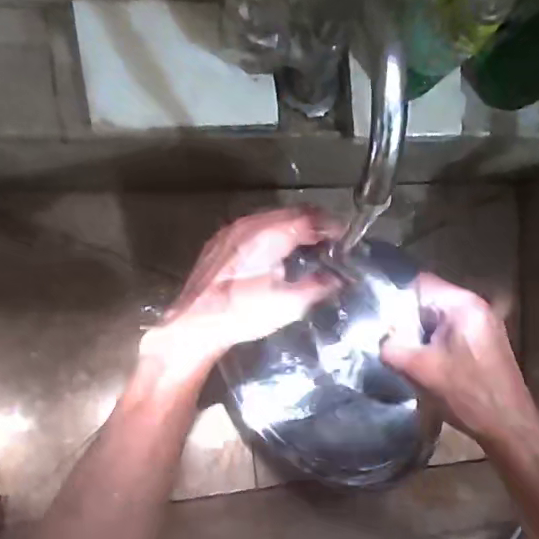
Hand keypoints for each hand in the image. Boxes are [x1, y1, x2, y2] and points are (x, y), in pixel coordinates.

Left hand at [141, 207, 341, 376]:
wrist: (194, 325)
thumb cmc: (241, 314)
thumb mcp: (287, 305)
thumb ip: (317, 287)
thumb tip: (339, 279)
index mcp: (268, 235)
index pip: (308, 217)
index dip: (330, 225)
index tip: (344, 235)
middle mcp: (249, 225)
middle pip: (290, 213)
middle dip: (314, 223)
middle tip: (331, 238)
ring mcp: (231, 231)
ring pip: (271, 218)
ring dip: (292, 226)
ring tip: (308, 243)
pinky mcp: (220, 242)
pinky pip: (253, 227)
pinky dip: (272, 233)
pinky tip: (277, 251)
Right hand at [381, 273, 538, 445]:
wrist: (508, 426)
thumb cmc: (466, 394)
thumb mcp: (418, 370)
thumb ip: (391, 347)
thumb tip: (379, 339)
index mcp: (462, 304)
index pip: (418, 283)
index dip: (393, 299)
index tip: (378, 321)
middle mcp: (475, 307)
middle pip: (427, 301)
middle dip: (404, 321)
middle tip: (387, 343)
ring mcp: (482, 325)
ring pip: (435, 320)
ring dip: (417, 337)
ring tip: (404, 358)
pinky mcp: (482, 344)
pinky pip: (448, 334)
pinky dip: (432, 346)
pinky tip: (425, 368)